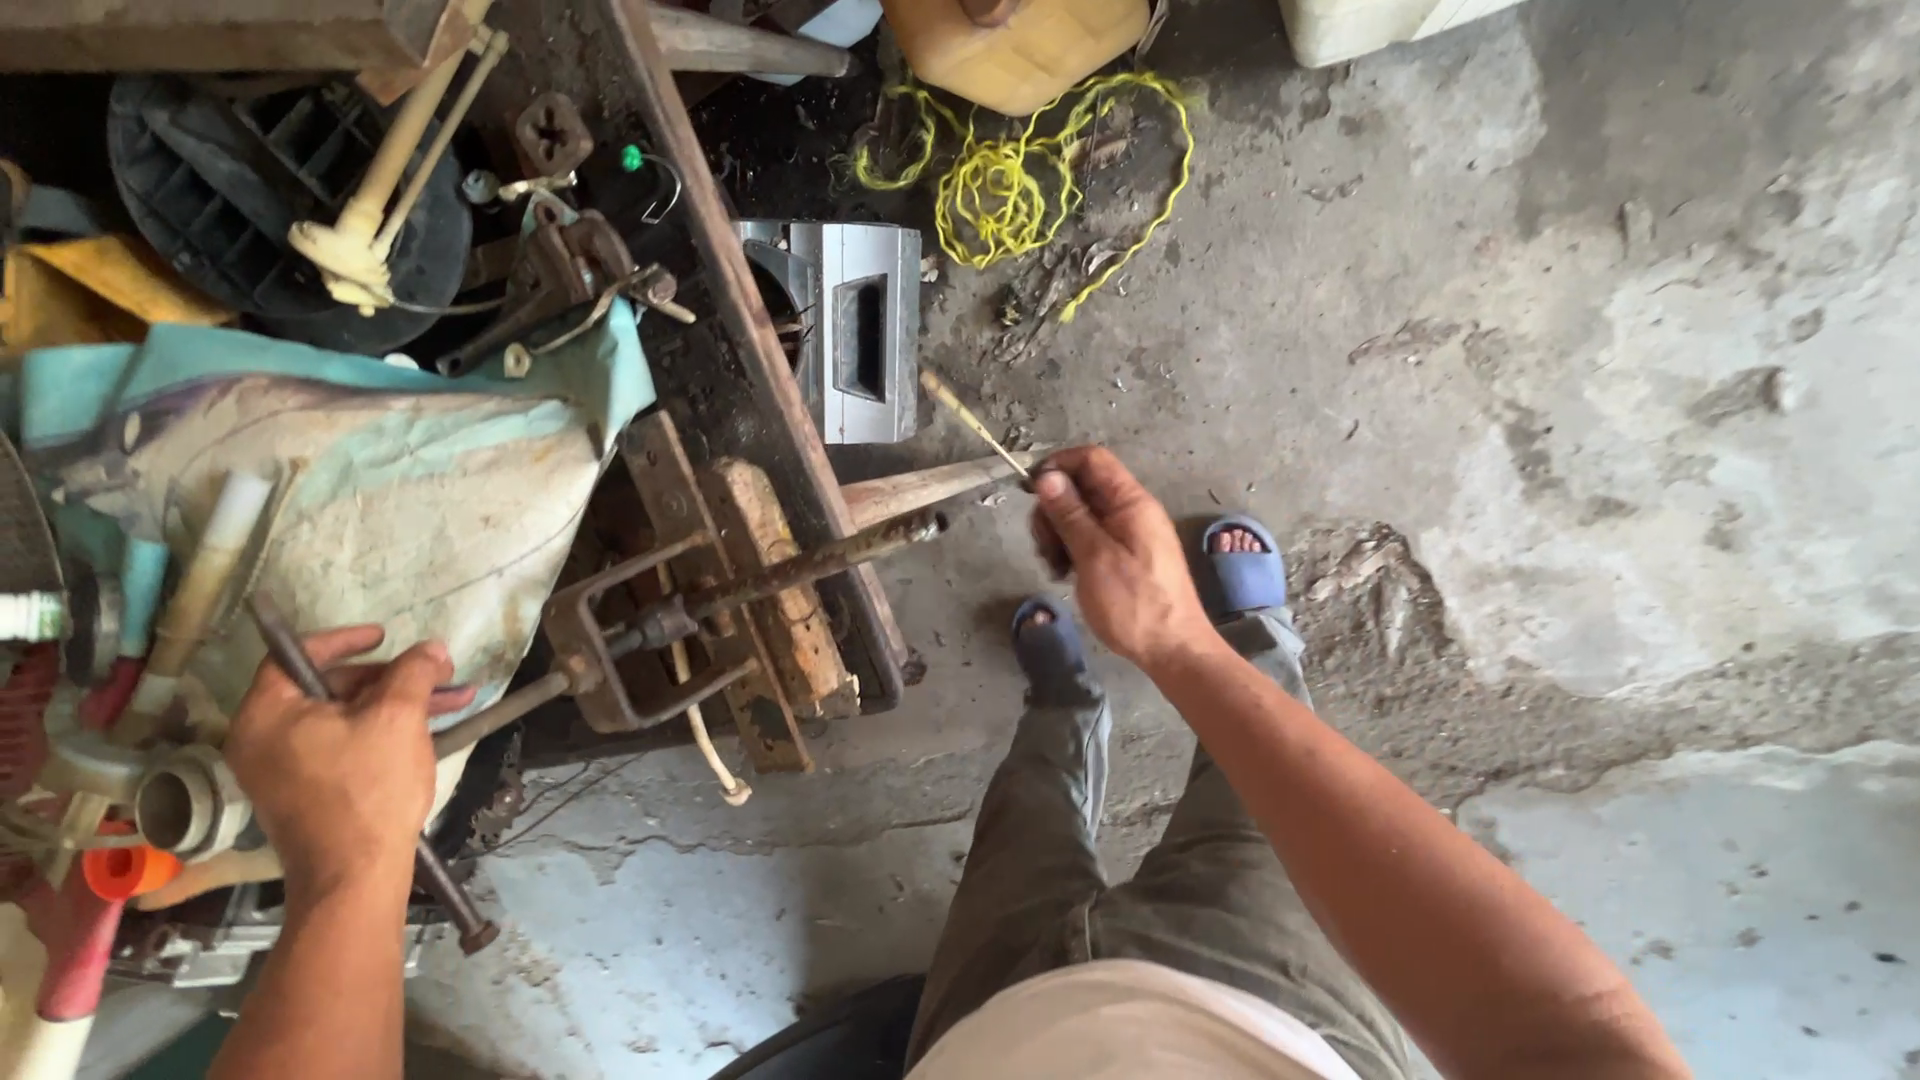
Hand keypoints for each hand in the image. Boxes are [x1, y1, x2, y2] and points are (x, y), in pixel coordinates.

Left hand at [224, 626, 474, 900]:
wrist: (356, 871)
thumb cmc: (370, 786)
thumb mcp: (399, 717)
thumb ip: (413, 672)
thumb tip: (431, 648)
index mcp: (268, 715)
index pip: (295, 657)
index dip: (344, 640)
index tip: (385, 636)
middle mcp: (263, 739)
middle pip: (330, 687)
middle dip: (393, 677)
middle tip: (438, 673)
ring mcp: (283, 768)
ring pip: (347, 716)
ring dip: (402, 703)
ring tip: (457, 699)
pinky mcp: (306, 790)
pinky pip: (345, 743)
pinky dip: (385, 730)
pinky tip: (432, 729)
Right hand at [1029, 446, 1215, 671]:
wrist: (1172, 650)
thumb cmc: (1134, 604)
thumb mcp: (1094, 557)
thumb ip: (1070, 514)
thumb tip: (1047, 477)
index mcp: (1130, 502)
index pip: (1091, 459)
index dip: (1057, 466)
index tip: (1030, 492)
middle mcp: (1130, 511)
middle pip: (1081, 487)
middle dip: (1053, 509)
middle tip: (1044, 545)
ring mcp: (1127, 534)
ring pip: (1080, 514)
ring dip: (1057, 533)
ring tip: (1054, 567)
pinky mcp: (1122, 555)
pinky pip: (1089, 538)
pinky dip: (1070, 549)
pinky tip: (1064, 574)